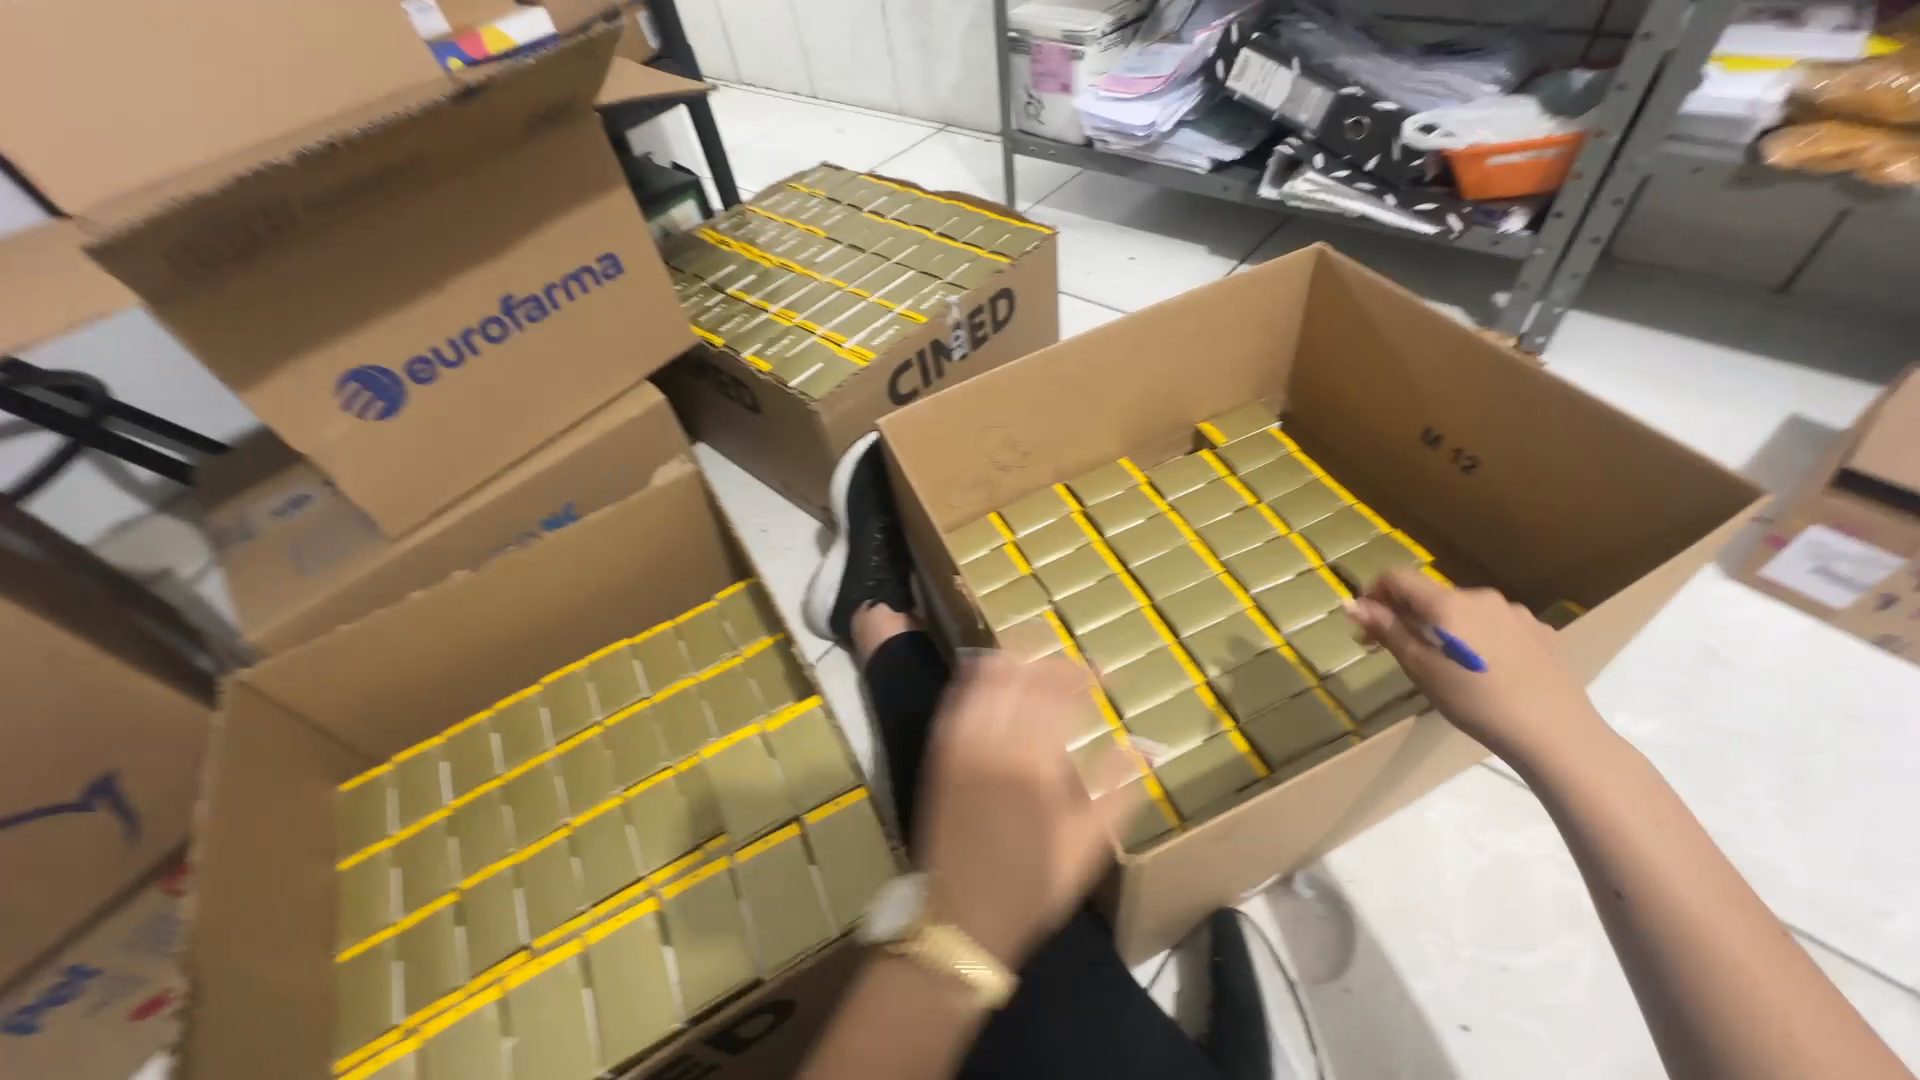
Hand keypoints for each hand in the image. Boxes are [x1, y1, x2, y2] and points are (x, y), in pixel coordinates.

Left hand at [915, 652, 1140, 967]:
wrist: (961, 917)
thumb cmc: (1032, 887)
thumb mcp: (1088, 848)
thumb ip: (1117, 792)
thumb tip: (1141, 748)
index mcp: (1039, 768)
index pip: (1060, 698)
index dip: (1081, 676)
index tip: (1100, 672)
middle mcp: (998, 748)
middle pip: (1024, 682)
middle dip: (1051, 663)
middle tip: (1071, 664)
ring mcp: (963, 749)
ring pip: (986, 685)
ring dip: (1012, 661)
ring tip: (1033, 651)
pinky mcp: (939, 757)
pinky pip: (955, 703)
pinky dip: (973, 678)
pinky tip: (985, 667)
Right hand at [1345, 569, 1608, 764]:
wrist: (1552, 731)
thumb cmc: (1474, 701)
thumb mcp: (1420, 668)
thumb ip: (1387, 631)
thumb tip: (1351, 605)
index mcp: (1448, 603)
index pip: (1399, 577)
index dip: (1375, 593)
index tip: (1366, 623)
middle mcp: (1481, 597)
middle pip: (1431, 596)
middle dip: (1408, 617)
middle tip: (1398, 653)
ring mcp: (1515, 613)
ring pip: (1464, 612)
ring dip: (1444, 628)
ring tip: (1446, 666)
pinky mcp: (1539, 632)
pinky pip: (1495, 625)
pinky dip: (1478, 638)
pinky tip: (1485, 670)